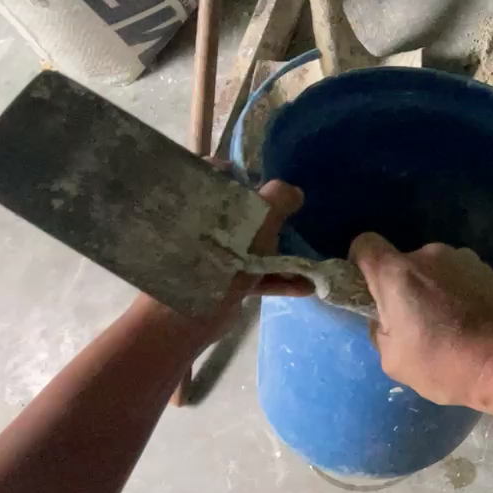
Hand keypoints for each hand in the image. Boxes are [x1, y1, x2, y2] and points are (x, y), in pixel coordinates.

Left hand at [143, 180, 309, 349]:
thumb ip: (278, 200)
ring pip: (248, 244)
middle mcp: (200, 225)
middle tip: (292, 218)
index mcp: (201, 202)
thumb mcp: (258, 220)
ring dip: (278, 252)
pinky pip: (250, 273)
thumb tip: (294, 192)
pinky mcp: (219, 281)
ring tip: (305, 256)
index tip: (267, 184)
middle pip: (239, 211)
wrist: (186, 318)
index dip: (243, 175)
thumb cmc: (221, 257)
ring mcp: (210, 254)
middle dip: (268, 217)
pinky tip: (304, 286)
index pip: (218, 174)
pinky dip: (274, 278)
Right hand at [349, 234, 492, 408]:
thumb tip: (384, 314)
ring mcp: (460, 256)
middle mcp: (428, 254)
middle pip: (400, 260)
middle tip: (412, 319)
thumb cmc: (443, 364)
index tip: (367, 288)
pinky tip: (465, 315)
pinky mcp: (484, 266)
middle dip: (399, 284)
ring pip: (430, 267)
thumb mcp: (392, 358)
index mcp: (397, 273)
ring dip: (429, 286)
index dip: (359, 263)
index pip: (364, 244)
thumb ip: (379, 327)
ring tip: (444, 320)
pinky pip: (455, 272)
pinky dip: (453, 287)